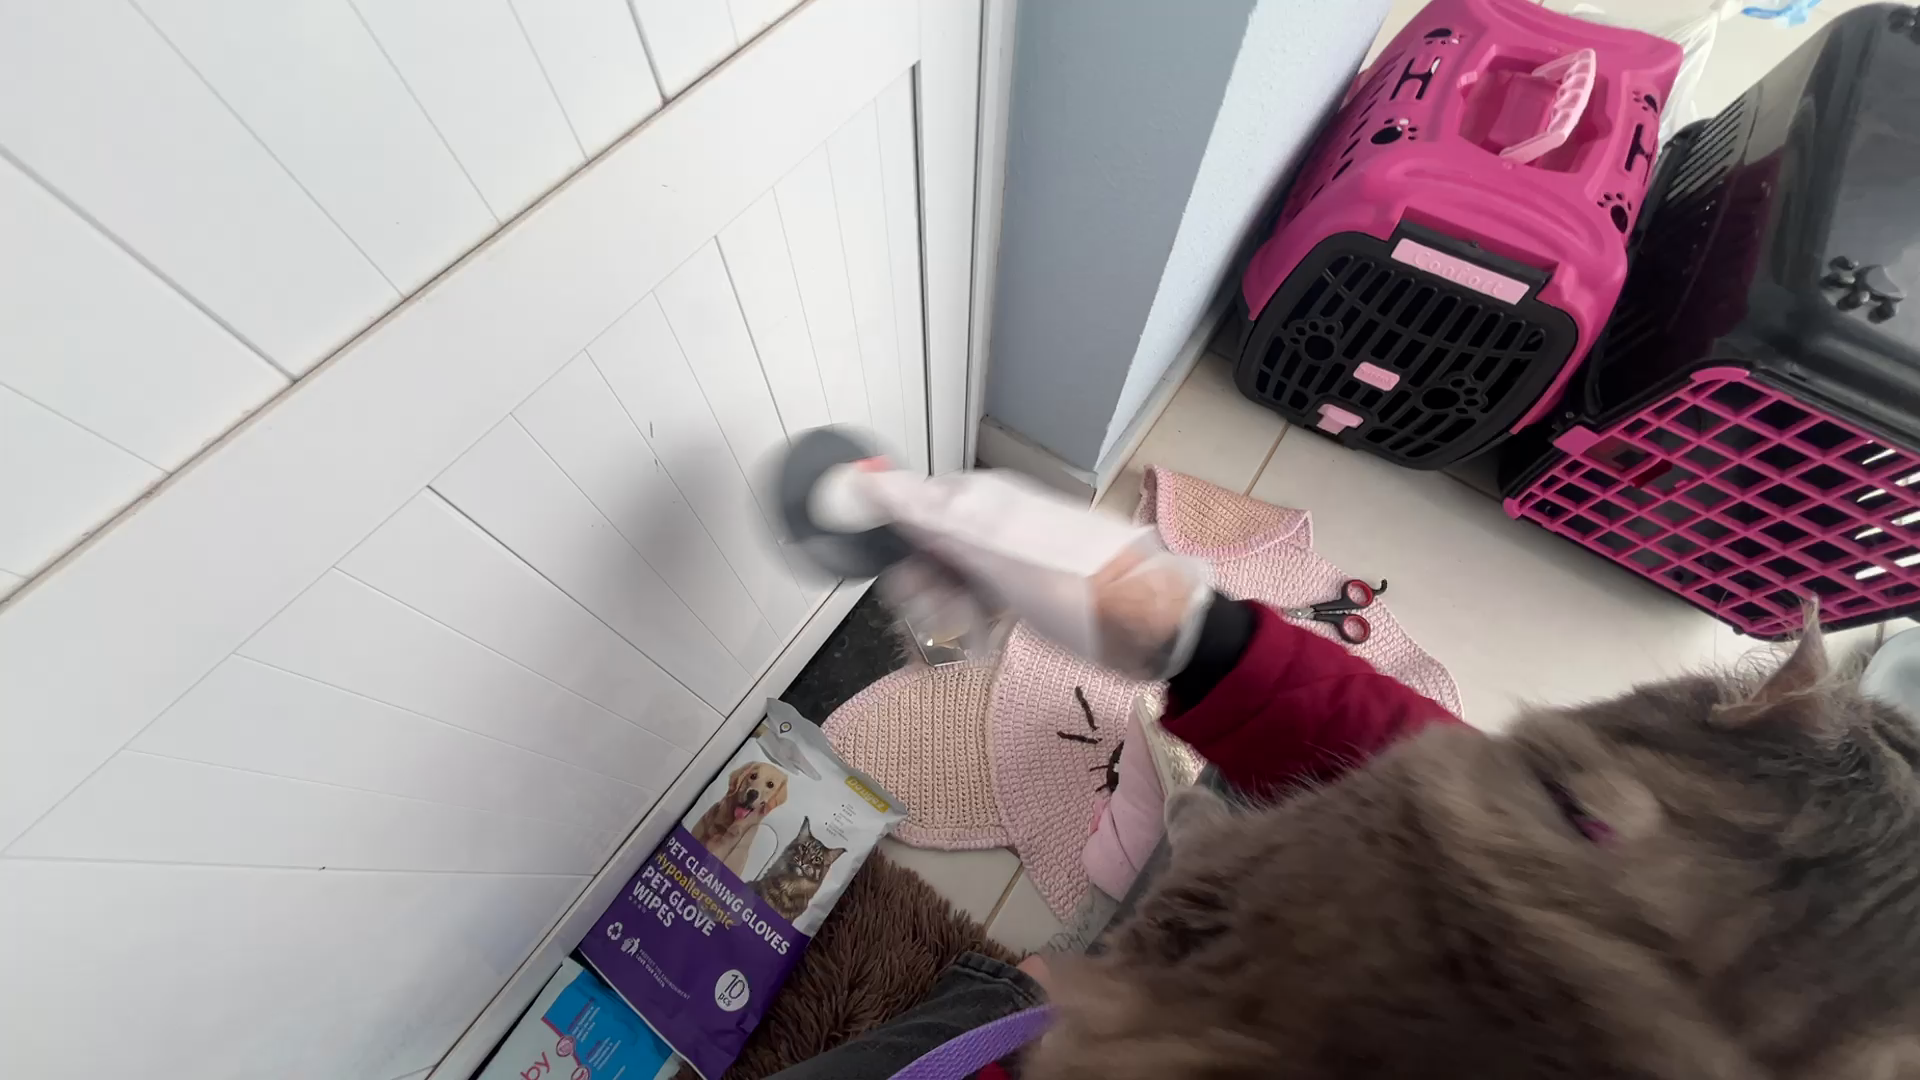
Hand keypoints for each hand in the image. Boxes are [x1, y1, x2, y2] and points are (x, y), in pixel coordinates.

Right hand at [855, 467, 1209, 680]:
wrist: (1150, 621)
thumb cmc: (1073, 590)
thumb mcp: (995, 554)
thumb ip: (927, 517)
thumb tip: (863, 481)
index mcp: (978, 500)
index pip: (906, 504)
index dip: (891, 545)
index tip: (899, 585)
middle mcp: (988, 517)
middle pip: (924, 545)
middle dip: (921, 587)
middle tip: (939, 620)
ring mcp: (1006, 549)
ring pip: (948, 574)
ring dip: (944, 608)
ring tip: (968, 636)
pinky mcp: (1021, 579)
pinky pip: (977, 592)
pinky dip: (971, 617)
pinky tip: (981, 641)